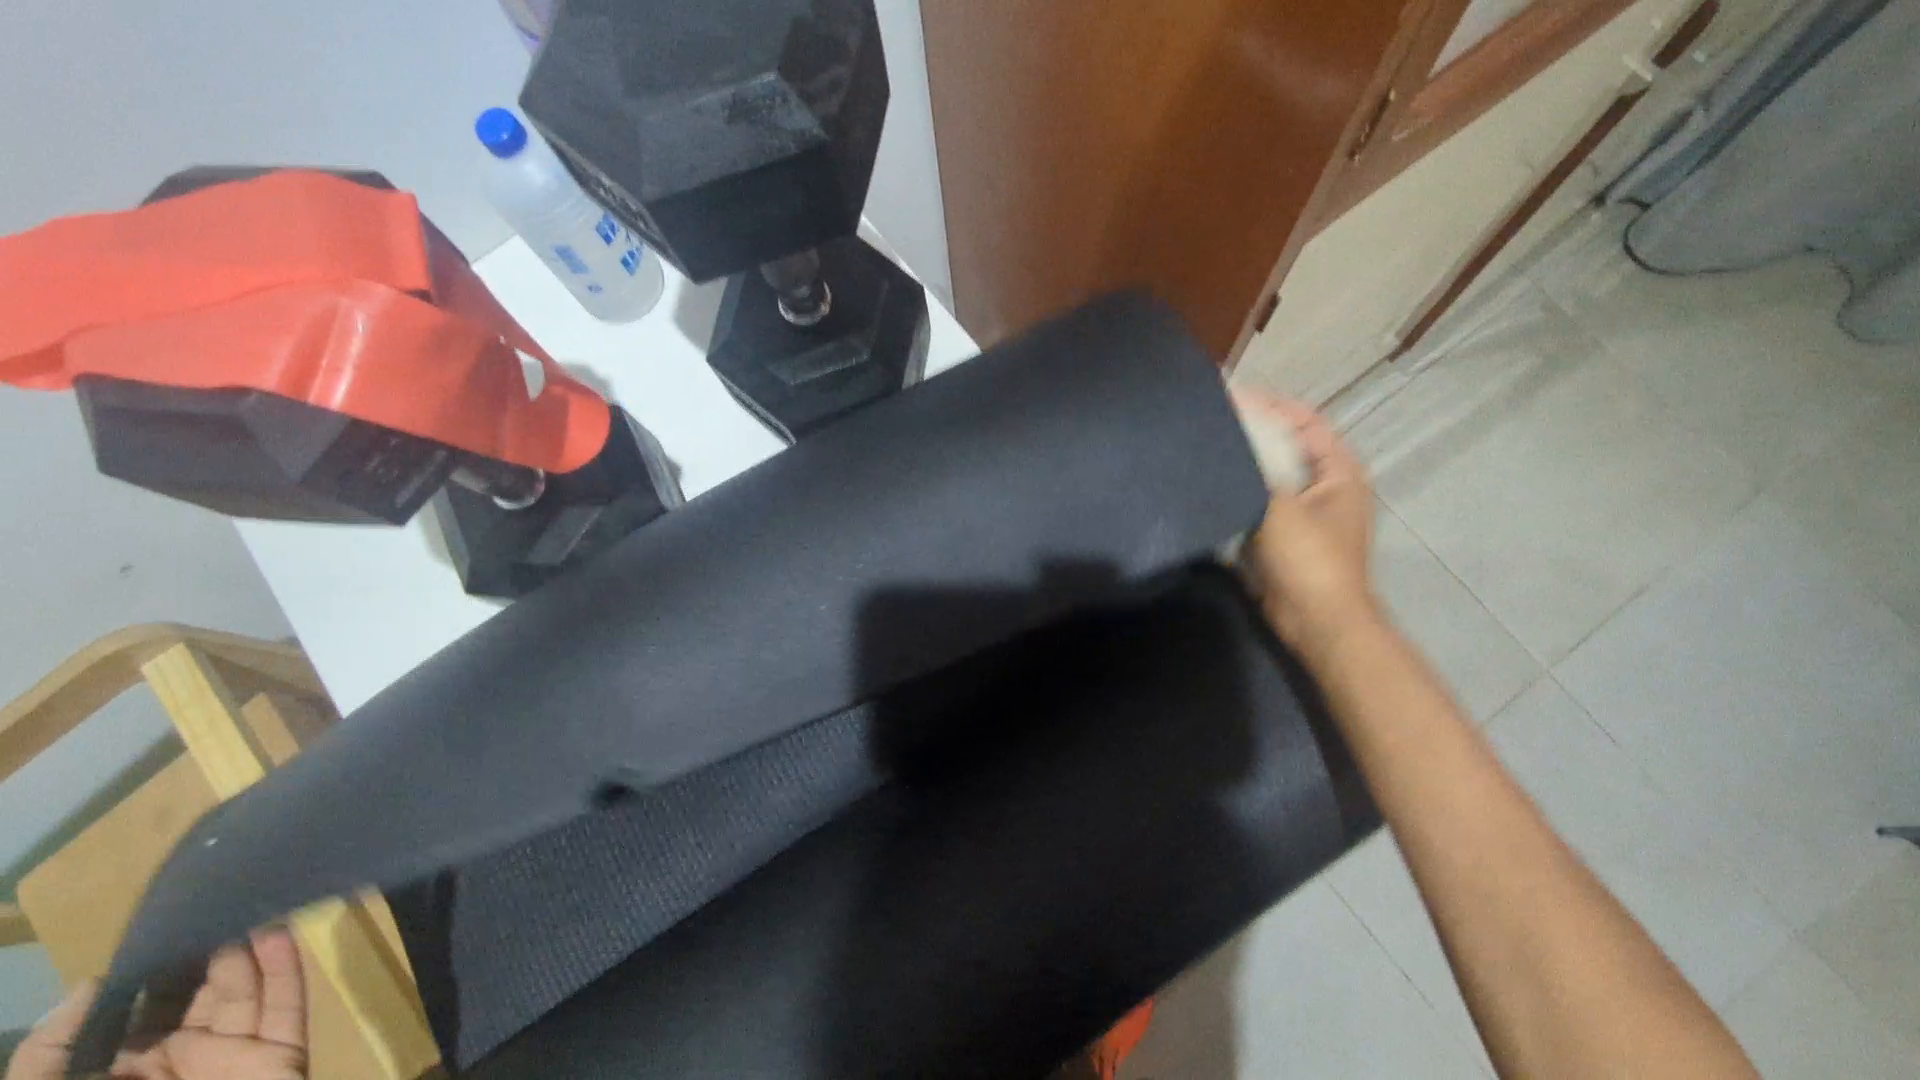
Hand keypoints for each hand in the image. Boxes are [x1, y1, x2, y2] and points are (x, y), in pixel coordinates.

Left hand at [7, 930, 306, 1079]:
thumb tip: (93, 982)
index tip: (165, 926)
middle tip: (216, 905)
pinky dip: (286, 970)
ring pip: (248, 992)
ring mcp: (236, 1057)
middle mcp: (182, 1060)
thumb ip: (48, 1053)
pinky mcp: (281, 1056)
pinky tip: (278, 934)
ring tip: (248, 906)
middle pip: (202, 993)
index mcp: (125, 1074)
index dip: (154, 969)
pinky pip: (287, 1009)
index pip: (143, 1008)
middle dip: (209, 951)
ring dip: (250, 951)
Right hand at [1232, 391, 1380, 661]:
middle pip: (1287, 447)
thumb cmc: (1309, 560)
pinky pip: (1259, 505)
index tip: (1231, 396)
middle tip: (1210, 421)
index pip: (1305, 421)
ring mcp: (1306, 514)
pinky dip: (1239, 494)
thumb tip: (1226, 440)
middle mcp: (1327, 487)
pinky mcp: (1285, 538)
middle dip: (1252, 434)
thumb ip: (1254, 470)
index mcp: (1340, 471)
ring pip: (1270, 477)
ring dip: (1244, 465)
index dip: (1272, 405)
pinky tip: (1209, 487)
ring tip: (1204, 449)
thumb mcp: (1280, 507)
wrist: (1316, 623)